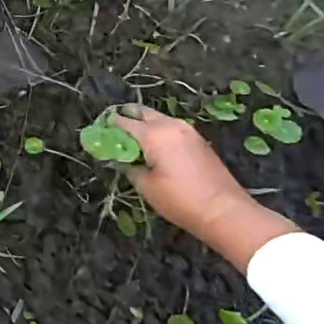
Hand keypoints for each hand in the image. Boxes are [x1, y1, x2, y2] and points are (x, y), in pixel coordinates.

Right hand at [114, 105, 297, 271]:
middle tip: (115, 125)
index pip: (124, 122)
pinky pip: (172, 127)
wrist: (225, 211)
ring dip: (145, 122)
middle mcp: (171, 126)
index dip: (109, 125)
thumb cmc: (180, 199)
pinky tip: (155, 144)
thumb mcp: (146, 186)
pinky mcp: (199, 141)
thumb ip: (128, 168)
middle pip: (144, 112)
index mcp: (154, 134)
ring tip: (133, 136)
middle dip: (128, 115)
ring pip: (160, 118)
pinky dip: (160, 130)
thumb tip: (118, 160)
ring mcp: (188, 131)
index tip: (99, 130)